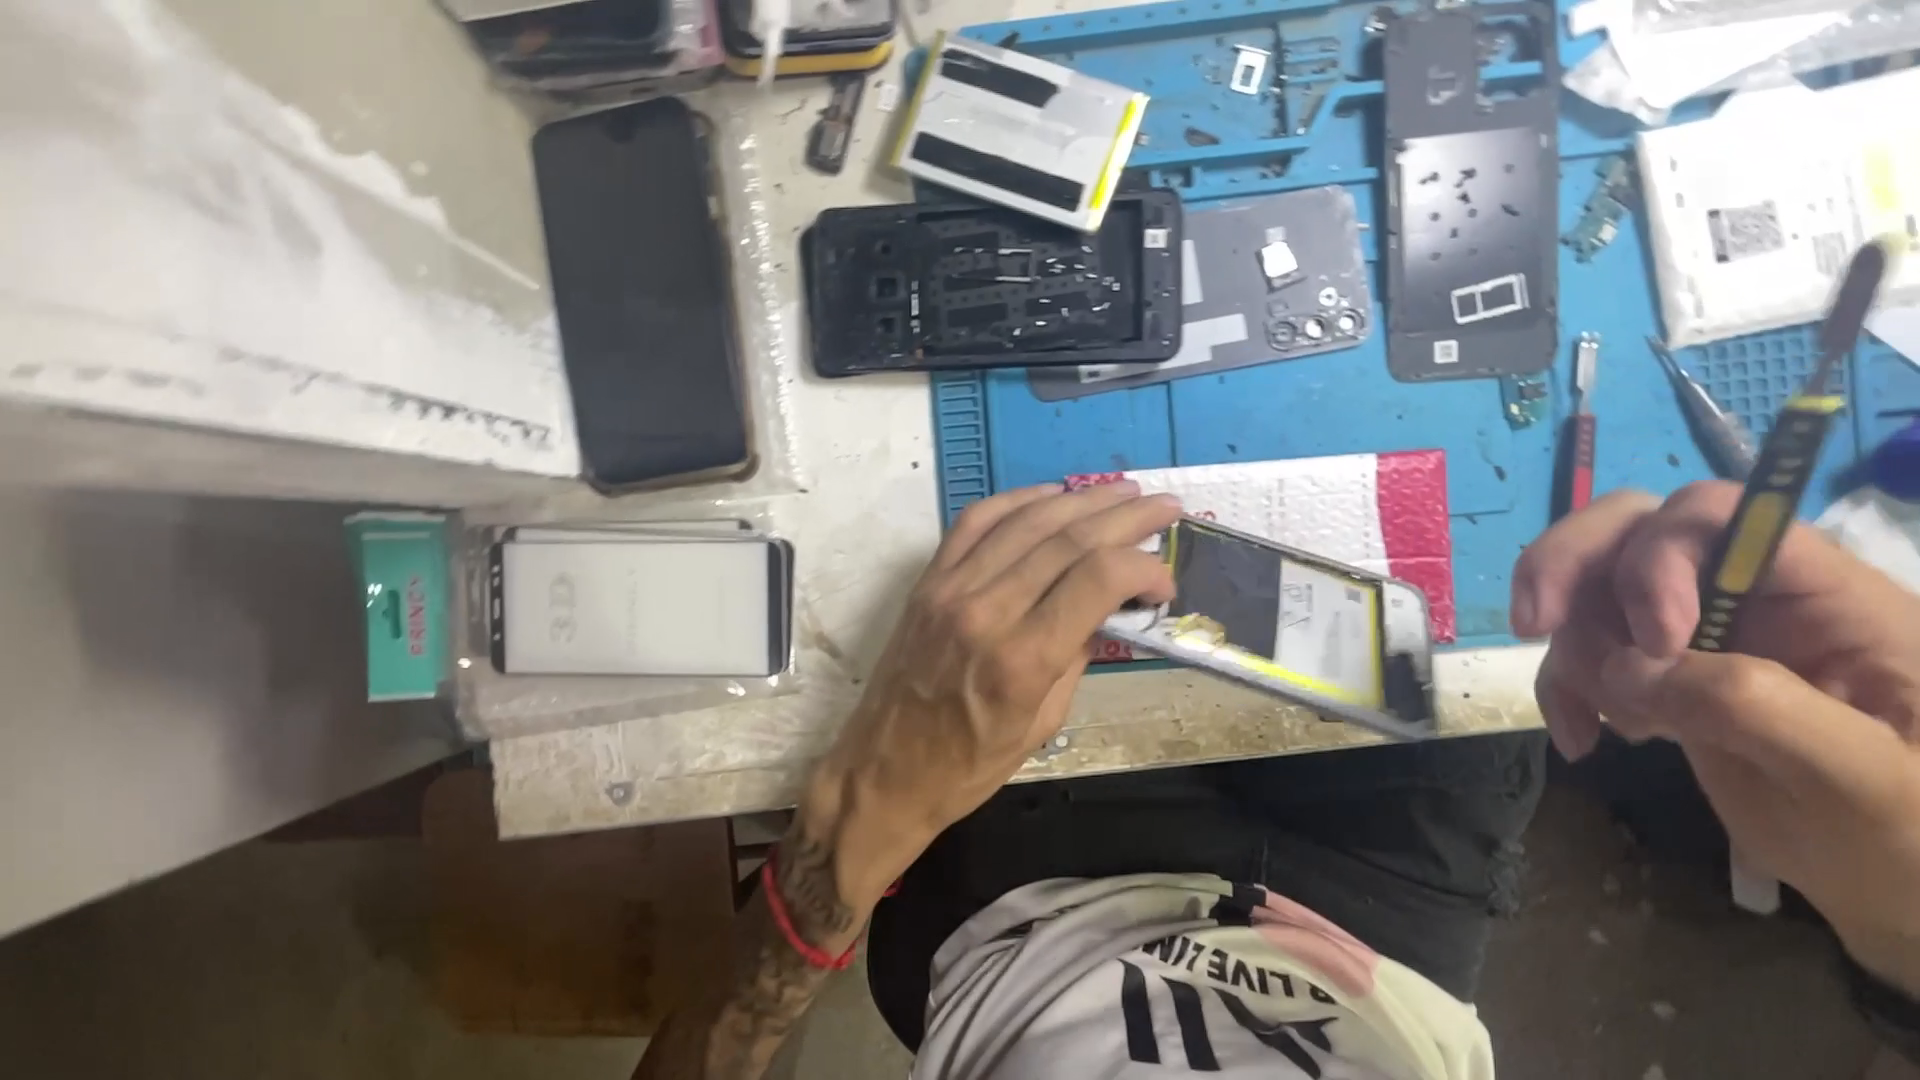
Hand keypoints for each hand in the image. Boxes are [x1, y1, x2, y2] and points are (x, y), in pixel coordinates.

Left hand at [801, 482, 1181, 920]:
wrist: (883, 771)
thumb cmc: (968, 766)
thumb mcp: (1042, 725)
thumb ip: (1076, 658)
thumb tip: (1106, 608)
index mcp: (1022, 659)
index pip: (1096, 579)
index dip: (1143, 566)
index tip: (1164, 579)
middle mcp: (986, 611)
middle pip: (1067, 540)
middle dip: (1125, 517)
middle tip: (1164, 505)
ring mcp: (951, 589)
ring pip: (1025, 521)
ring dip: (1080, 499)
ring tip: (1122, 490)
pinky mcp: (928, 581)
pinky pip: (974, 522)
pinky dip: (1017, 500)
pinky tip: (1051, 494)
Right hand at [1513, 482, 1919, 993]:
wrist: (1903, 892)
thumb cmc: (1917, 843)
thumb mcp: (1864, 781)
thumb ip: (1755, 707)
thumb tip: (1626, 668)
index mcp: (1829, 595)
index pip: (1720, 517)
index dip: (1658, 558)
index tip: (1650, 641)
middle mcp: (1754, 595)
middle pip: (1633, 527)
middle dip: (1568, 566)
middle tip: (1535, 626)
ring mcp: (1702, 632)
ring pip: (1591, 591)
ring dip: (1568, 648)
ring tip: (1593, 723)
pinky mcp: (1659, 671)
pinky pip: (1582, 651)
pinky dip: (1562, 686)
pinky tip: (1581, 737)